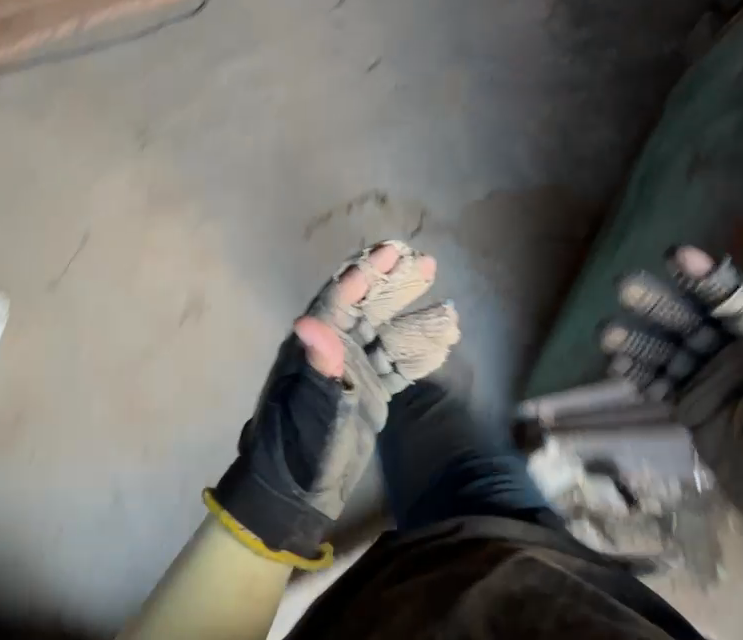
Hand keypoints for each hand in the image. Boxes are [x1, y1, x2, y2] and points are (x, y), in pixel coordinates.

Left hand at [207, 242, 459, 568]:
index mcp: (313, 345)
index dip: (365, 274)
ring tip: (449, 307)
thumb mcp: (305, 406)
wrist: (293, 491)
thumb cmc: (293, 444)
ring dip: (417, 320)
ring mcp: (355, 372)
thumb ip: (316, 367)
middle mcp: (335, 350)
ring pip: (390, 335)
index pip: (341, 299)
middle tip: (426, 262)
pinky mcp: (370, 395)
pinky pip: (398, 368)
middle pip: (369, 307)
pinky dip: (420, 356)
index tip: (391, 251)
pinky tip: (444, 344)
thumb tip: (308, 322)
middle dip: (396, 285)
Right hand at [602, 247, 742, 587]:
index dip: (707, 277)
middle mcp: (733, 355)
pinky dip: (637, 373)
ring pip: (667, 348)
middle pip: (690, 318)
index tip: (676, 254)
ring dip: (637, 339)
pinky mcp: (691, 406)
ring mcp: (709, 379)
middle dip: (658, 302)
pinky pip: (659, 381)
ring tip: (606, 334)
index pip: (735, 302)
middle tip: (624, 285)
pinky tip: (614, 366)